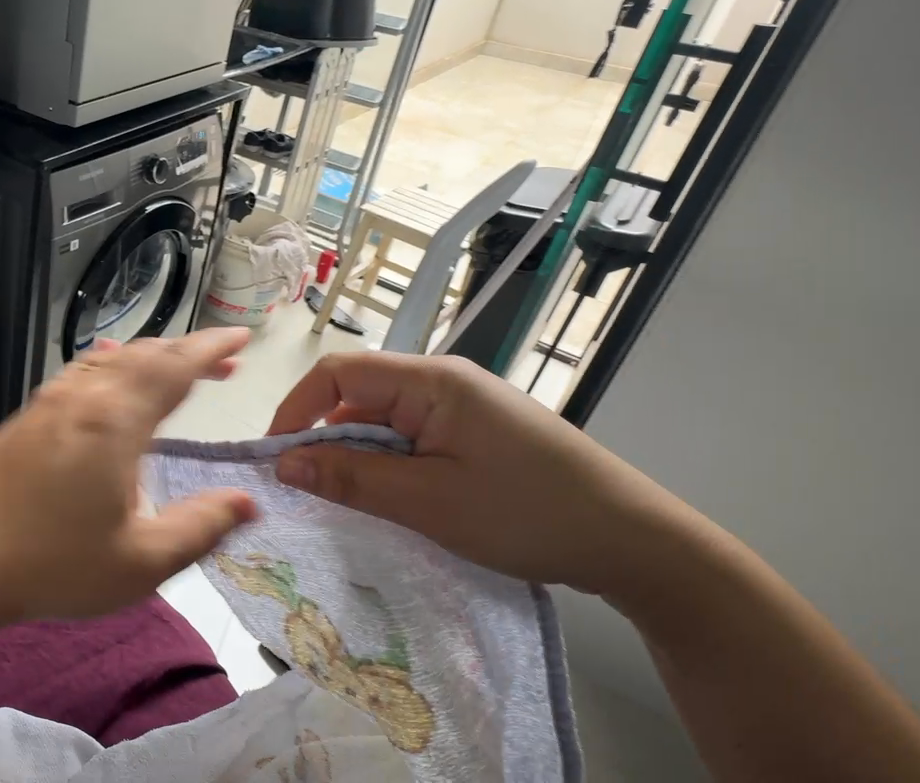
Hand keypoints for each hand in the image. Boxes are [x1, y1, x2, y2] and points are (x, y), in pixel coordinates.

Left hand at [0, 328, 258, 628]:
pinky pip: (80, 375)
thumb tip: (247, 502)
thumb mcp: (141, 562)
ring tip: (176, 371)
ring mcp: (46, 404)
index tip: (244, 335)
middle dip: (186, 352)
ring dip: (148, 359)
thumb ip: (200, 527)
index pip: (174, 368)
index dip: (212, 349)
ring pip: (108, 362)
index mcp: (114, 421)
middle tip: (224, 362)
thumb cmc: (52, 565)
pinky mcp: (23, 419)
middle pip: (142, 356)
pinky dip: (112, 368)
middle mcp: (81, 398)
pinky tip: (108, 382)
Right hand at [268, 352, 706, 601]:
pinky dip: (390, 463)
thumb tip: (282, 464)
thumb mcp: (429, 502)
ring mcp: (462, 404)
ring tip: (353, 501)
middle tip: (312, 492)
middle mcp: (443, 380)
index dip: (297, 410)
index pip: (338, 373)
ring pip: (382, 419)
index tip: (277, 460)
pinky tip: (395, 497)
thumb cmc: (530, 515)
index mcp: (431, 380)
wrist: (641, 545)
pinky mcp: (476, 430)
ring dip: (359, 455)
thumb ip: (351, 478)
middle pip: (358, 394)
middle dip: (326, 439)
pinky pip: (411, 435)